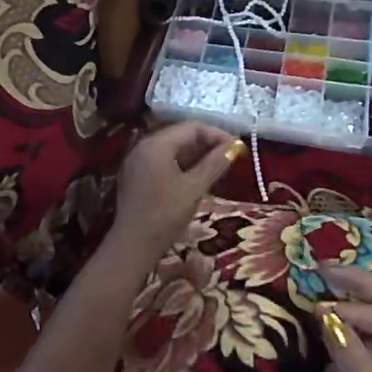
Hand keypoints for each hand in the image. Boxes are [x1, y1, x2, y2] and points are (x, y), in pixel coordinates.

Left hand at [108, 122, 243, 257]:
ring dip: (195, 156)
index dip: (218, 135)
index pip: (192, 127)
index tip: (237, 150)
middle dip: (207, 145)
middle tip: (230, 160)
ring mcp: (136, 161)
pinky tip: (196, 179)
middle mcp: (143, 146)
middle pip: (180, 136)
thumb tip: (235, 146)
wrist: (133, 244)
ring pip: (171, 149)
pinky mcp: (135, 176)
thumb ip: (215, 163)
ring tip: (217, 170)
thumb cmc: (165, 214)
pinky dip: (180, 165)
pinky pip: (161, 162)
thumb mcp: (195, 188)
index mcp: (156, 144)